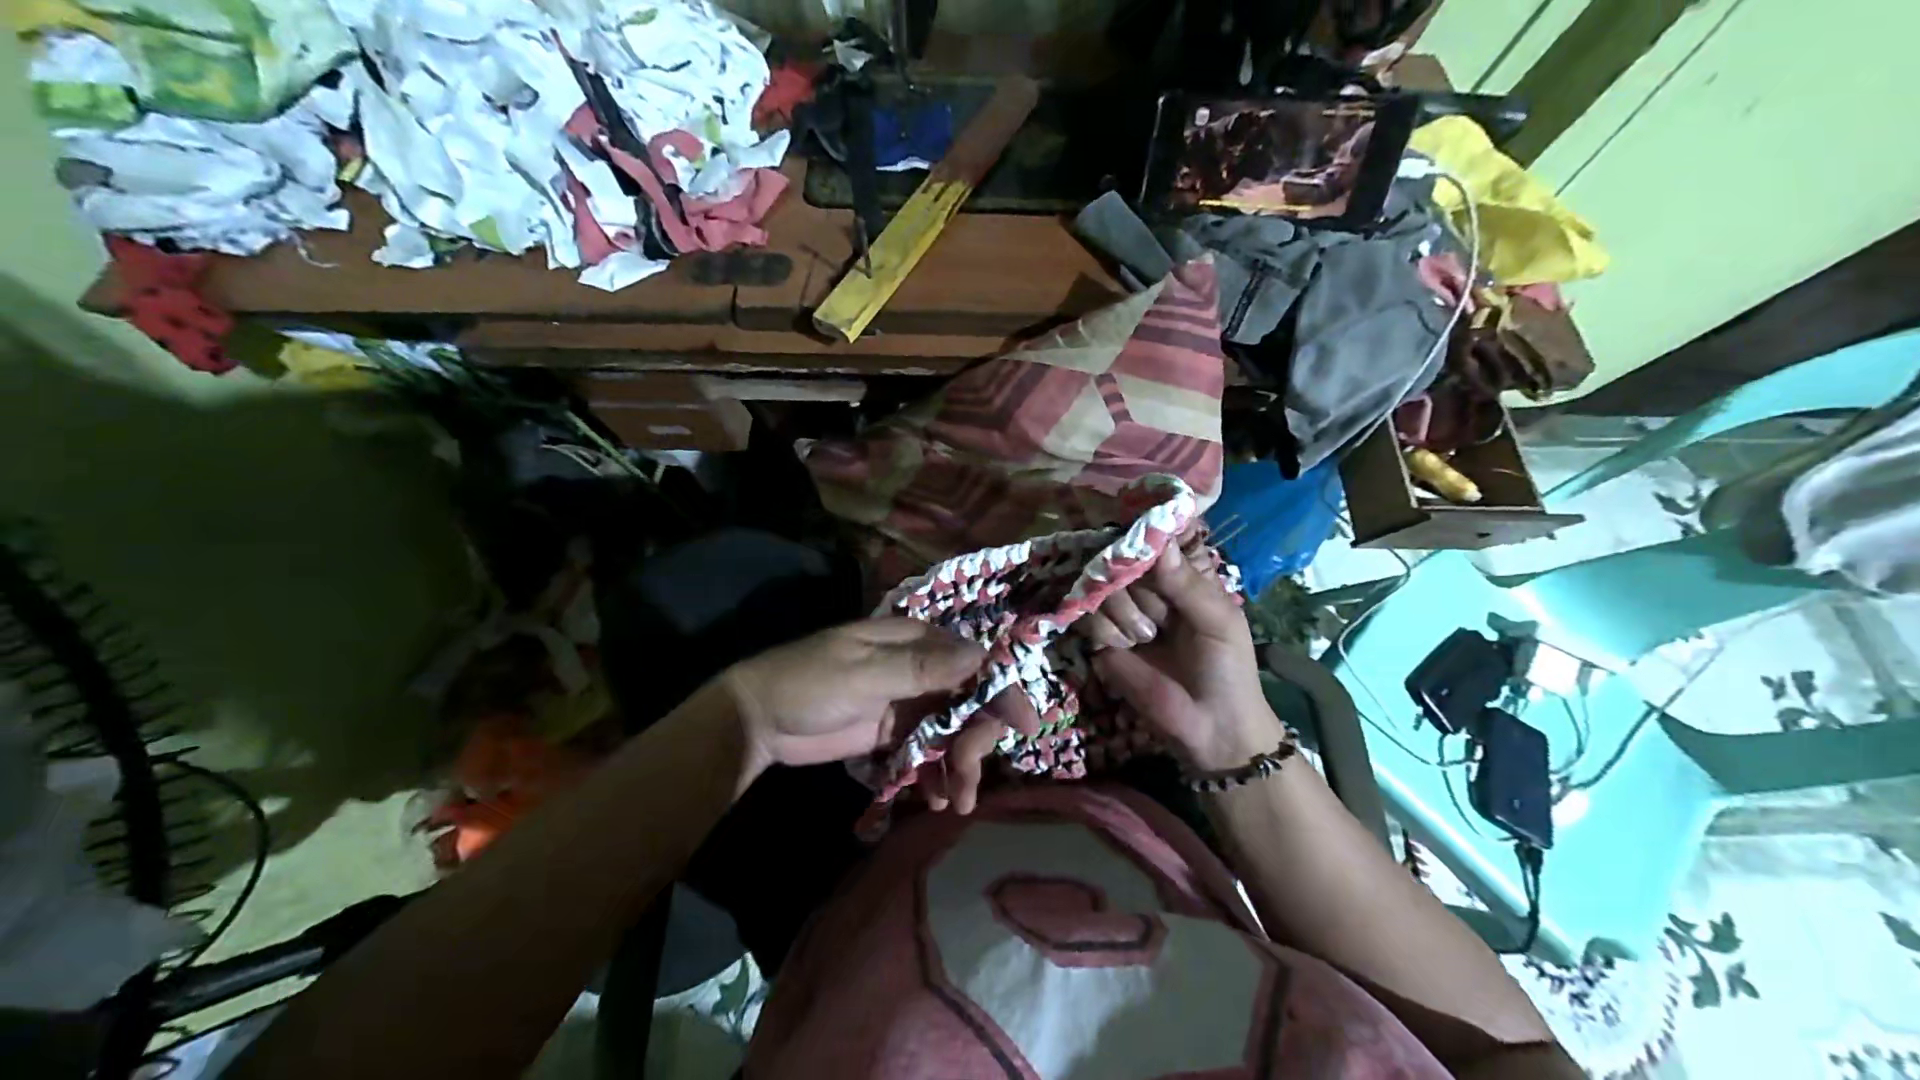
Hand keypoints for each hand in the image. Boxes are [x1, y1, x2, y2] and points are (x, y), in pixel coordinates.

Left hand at [724, 618, 986, 778]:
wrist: (757, 720)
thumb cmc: (807, 683)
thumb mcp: (863, 674)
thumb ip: (921, 668)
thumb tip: (982, 653)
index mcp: (913, 641)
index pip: (972, 661)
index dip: (1000, 690)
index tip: (1023, 725)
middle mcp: (919, 669)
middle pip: (969, 700)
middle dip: (976, 739)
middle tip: (969, 777)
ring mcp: (907, 702)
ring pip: (952, 730)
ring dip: (960, 765)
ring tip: (955, 803)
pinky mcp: (894, 733)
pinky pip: (929, 752)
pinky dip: (936, 774)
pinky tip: (935, 800)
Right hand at [1078, 544, 1285, 770]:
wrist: (1209, 728)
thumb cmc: (1227, 668)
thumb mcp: (1219, 621)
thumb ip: (1187, 583)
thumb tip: (1159, 542)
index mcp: (1182, 576)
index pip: (1155, 541)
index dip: (1145, 537)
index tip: (1138, 539)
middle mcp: (1149, 588)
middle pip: (1121, 560)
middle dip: (1136, 585)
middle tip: (1159, 616)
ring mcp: (1123, 612)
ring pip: (1101, 586)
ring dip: (1122, 610)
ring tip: (1145, 637)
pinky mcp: (1102, 639)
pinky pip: (1087, 616)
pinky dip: (1104, 628)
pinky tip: (1124, 646)